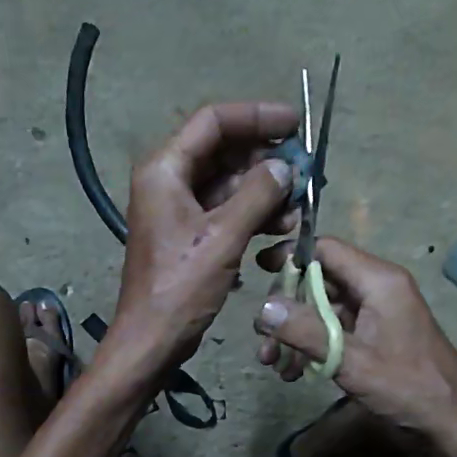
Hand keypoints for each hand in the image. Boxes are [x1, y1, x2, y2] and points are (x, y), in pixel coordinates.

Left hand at [104, 101, 300, 377]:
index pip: (213, 122)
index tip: (296, 123)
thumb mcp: (224, 236)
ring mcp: (176, 210)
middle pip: (222, 152)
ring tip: (297, 207)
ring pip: (227, 184)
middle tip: (304, 171)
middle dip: (265, 159)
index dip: (256, 117)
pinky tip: (280, 228)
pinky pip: (224, 211)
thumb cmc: (181, 287)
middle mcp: (167, 182)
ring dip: (263, 191)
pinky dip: (251, 215)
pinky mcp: (187, 236)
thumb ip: (258, 194)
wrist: (152, 339)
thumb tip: (284, 167)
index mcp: (164, 170)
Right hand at [253, 237, 456, 442]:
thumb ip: (306, 331)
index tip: (258, 270)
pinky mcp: (372, 334)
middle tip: (262, 338)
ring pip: (321, 310)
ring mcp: (375, 312)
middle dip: (286, 308)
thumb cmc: (406, 386)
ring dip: (293, 333)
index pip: (326, 250)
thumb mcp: (350, 360)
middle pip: (318, 281)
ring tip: (272, 364)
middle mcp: (376, 288)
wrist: (448, 422)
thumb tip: (263, 307)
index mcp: (379, 281)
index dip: (291, 256)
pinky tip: (293, 373)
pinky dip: (310, 346)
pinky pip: (332, 330)